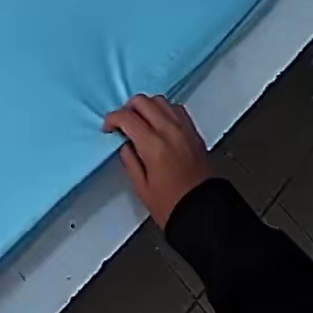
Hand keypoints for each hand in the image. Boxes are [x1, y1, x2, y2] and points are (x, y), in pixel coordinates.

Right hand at [103, 93, 212, 227]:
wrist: (204, 212)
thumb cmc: (171, 205)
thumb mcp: (141, 187)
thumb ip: (129, 159)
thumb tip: (124, 142)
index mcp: (154, 145)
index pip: (127, 117)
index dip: (112, 119)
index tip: (108, 128)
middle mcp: (170, 131)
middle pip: (142, 101)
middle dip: (127, 108)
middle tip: (123, 123)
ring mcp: (184, 129)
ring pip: (160, 100)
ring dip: (146, 106)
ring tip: (141, 122)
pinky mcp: (194, 131)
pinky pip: (176, 108)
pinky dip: (164, 110)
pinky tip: (160, 123)